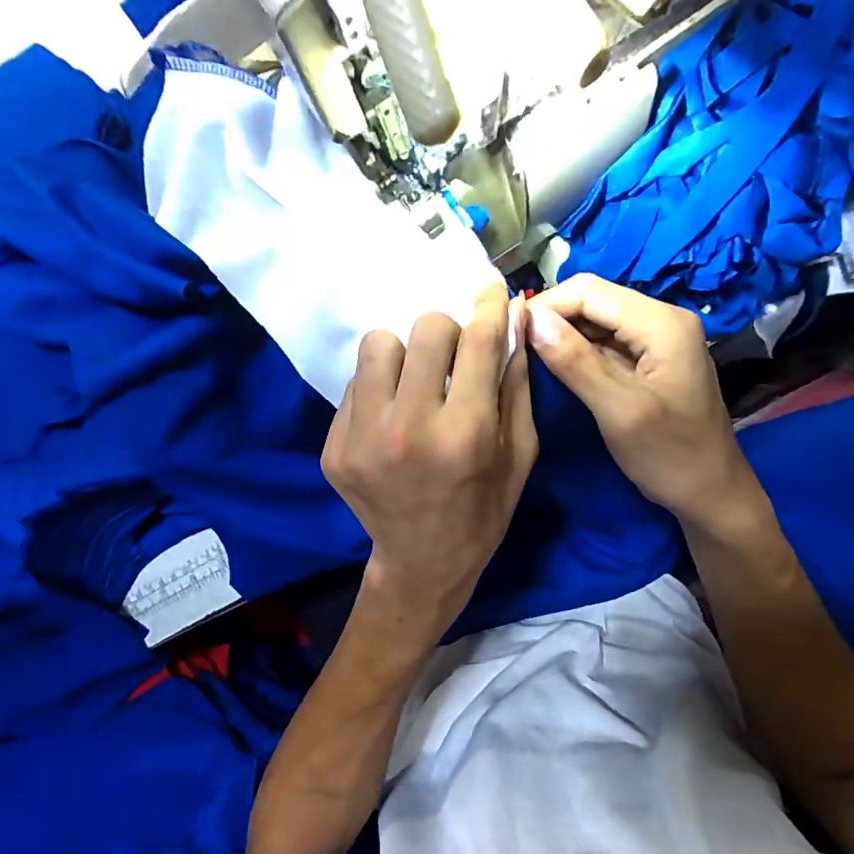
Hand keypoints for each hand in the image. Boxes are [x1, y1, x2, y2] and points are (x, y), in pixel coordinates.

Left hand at [323, 285, 537, 637]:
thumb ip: (516, 385)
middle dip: (446, 335)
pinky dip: (379, 391)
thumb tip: (514, 319)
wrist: (421, 564)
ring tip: (413, 386)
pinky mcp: (334, 447)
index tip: (490, 289)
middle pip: (424, 328)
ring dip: (403, 356)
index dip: (488, 305)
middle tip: (451, 360)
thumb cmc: (482, 511)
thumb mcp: (519, 455)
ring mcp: (362, 438)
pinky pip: (356, 385)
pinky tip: (391, 421)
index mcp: (464, 433)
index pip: (477, 340)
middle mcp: (408, 428)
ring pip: (378, 345)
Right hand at [526, 275, 762, 533]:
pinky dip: (577, 350)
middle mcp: (662, 319)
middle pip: (593, 300)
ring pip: (596, 320)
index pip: (590, 291)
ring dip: (561, 334)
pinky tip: (554, 368)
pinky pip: (606, 342)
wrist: (711, 493)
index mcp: (662, 323)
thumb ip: (576, 362)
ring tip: (527, 357)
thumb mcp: (619, 411)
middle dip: (552, 319)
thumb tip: (532, 319)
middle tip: (514, 347)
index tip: (509, 334)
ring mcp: (658, 339)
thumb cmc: (670, 456)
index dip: (546, 305)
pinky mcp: (650, 359)